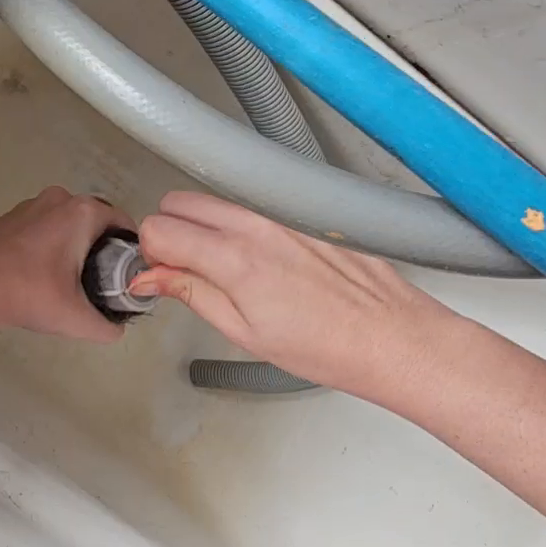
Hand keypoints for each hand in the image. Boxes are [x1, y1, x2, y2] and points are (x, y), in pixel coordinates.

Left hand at [0, 186, 134, 343]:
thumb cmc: (25, 292)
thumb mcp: (75, 318)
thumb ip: (106, 327)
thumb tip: (115, 329)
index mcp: (82, 212)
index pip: (124, 223)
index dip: (131, 250)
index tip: (128, 276)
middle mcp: (58, 199)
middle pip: (95, 222)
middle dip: (103, 250)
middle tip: (102, 283)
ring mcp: (29, 205)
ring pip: (66, 224)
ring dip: (73, 248)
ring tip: (70, 283)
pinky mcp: (8, 217)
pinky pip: (42, 228)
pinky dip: (48, 246)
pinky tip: (40, 275)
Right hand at [132, 191, 471, 400]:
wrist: (395, 339)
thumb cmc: (328, 347)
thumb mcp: (243, 331)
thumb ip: (190, 293)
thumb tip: (150, 278)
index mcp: (235, 259)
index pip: (159, 228)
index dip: (151, 253)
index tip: (161, 273)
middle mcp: (256, 225)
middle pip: (178, 201)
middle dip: (169, 230)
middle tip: (184, 267)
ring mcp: (281, 213)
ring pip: (213, 199)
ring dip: (202, 225)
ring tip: (224, 267)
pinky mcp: (301, 213)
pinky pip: (249, 205)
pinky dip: (237, 225)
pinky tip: (259, 261)